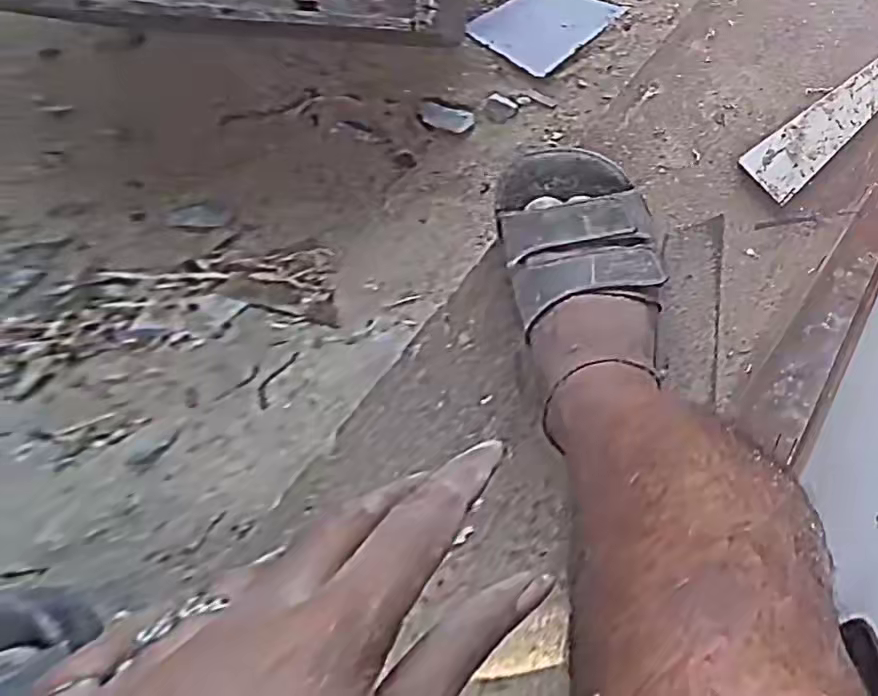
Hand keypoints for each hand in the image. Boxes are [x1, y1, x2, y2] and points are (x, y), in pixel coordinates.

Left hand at [36, 441, 551, 695]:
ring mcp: (169, 652)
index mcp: (335, 624)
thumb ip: (459, 648)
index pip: (421, 520)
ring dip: (313, 549)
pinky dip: (210, 600)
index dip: (462, 478)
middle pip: (344, 524)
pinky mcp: (102, 691)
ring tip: (342, 549)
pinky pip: (156, 623)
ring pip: (259, 568)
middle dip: (398, 494)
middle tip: (435, 482)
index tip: (485, 453)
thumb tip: (526, 585)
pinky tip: (217, 603)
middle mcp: (256, 619)